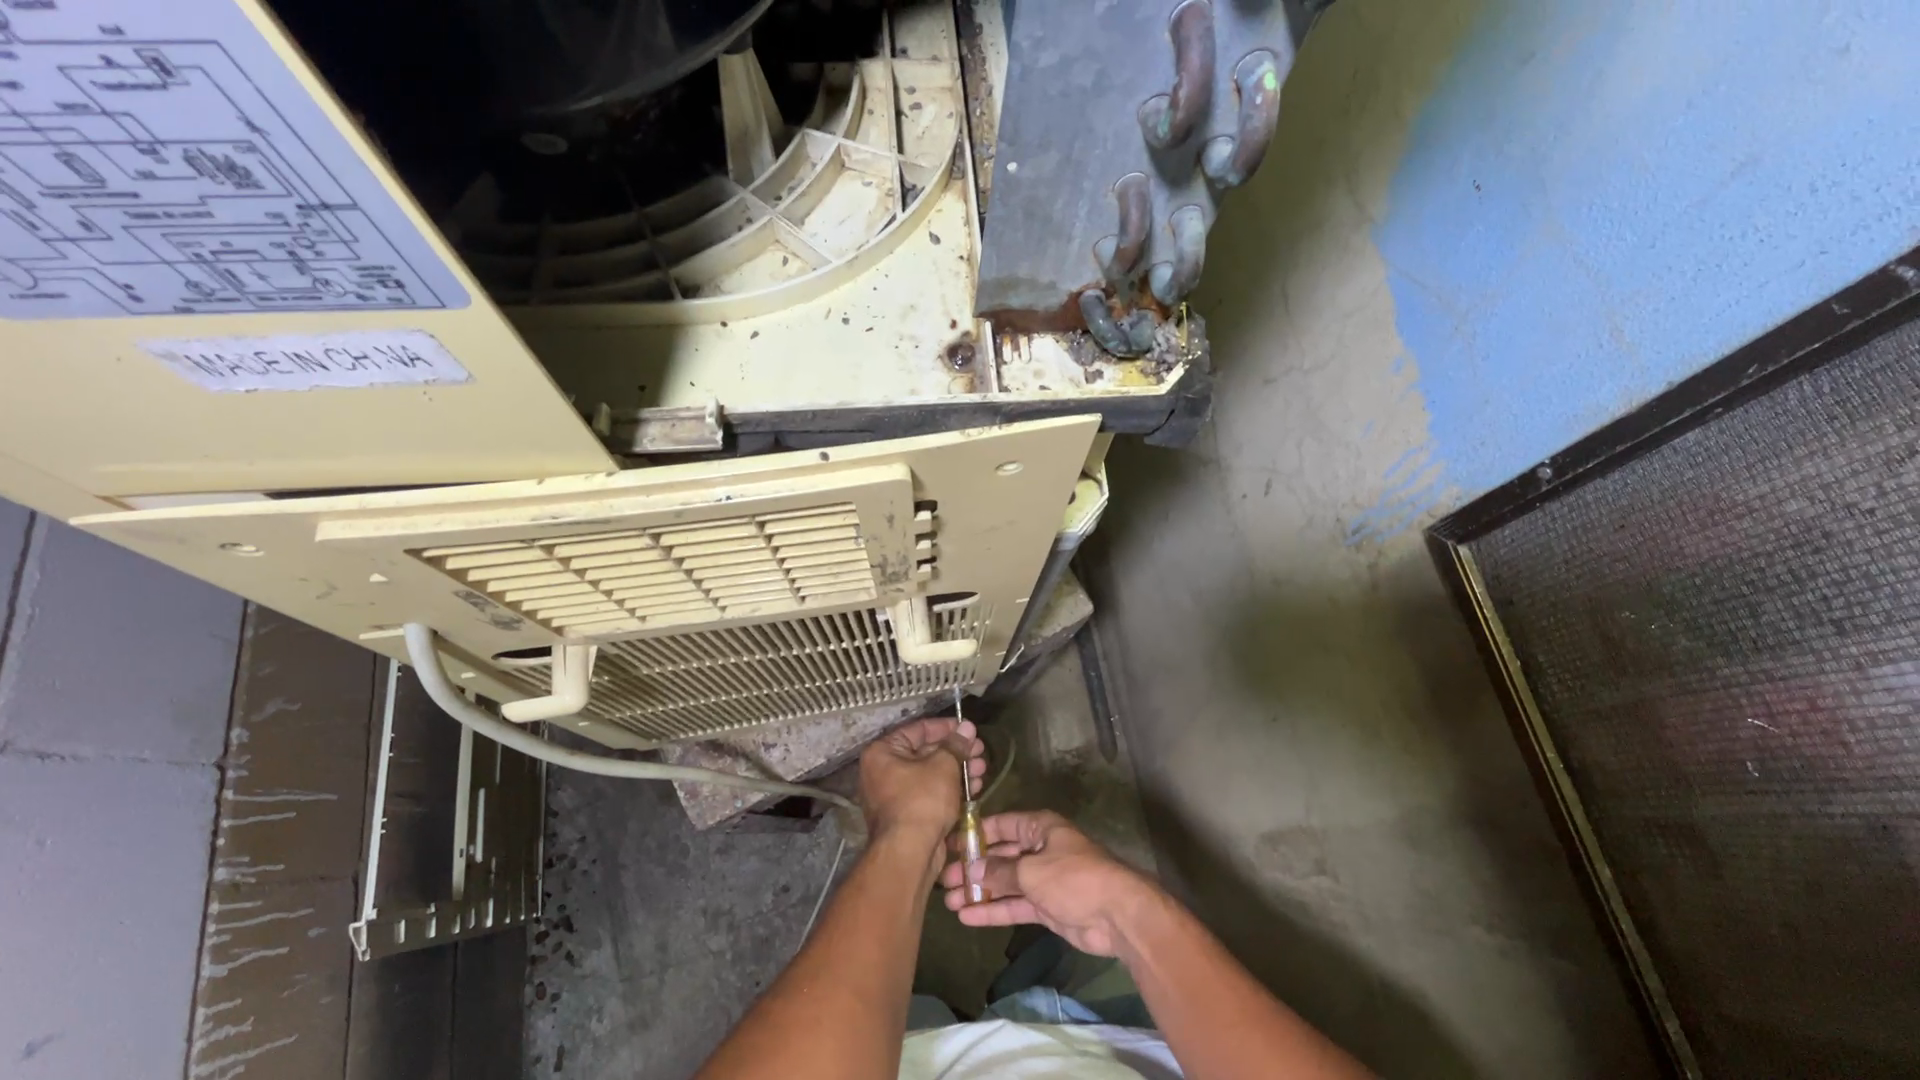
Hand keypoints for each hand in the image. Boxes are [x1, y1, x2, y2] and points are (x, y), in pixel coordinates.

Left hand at [859, 716, 984, 850]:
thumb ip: (956, 745)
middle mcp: (882, 771)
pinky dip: (949, 790)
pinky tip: (973, 789)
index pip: (917, 730)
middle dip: (956, 753)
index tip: (968, 729)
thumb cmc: (922, 801)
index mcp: (882, 752)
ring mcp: (893, 795)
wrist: (909, 853)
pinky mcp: (906, 815)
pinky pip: (929, 794)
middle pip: (925, 753)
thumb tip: (967, 728)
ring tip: (982, 770)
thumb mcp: (943, 766)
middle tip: (981, 752)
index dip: (946, 727)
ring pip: (930, 776)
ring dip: (958, 771)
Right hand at [939, 811, 1159, 956]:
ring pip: (1004, 883)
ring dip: (979, 891)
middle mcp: (1040, 849)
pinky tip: (967, 916)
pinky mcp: (1046, 907)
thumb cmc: (1073, 877)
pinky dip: (993, 911)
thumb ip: (1000, 870)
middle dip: (973, 867)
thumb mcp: (1031, 870)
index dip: (975, 833)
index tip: (949, 844)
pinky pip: (1014, 905)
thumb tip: (973, 870)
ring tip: (948, 900)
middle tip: (943, 878)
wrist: (1116, 914)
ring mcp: (1043, 880)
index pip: (1001, 824)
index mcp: (1040, 828)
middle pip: (1001, 855)